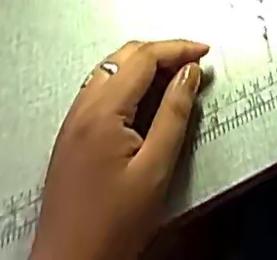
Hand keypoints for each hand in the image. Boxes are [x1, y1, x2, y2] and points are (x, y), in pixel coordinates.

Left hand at [31, 40, 208, 259]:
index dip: (178, 49)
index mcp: (101, 113)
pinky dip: (129, 83)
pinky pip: (101, 91)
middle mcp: (81, 111)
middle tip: (193, 63)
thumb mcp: (155, 168)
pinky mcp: (71, 140)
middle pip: (125, 57)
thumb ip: (175, 113)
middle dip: (162, 52)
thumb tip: (190, 72)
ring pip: (111, 70)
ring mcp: (72, 124)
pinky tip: (147, 101)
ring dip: (145, 65)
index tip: (205, 52)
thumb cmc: (112, 227)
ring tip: (176, 79)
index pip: (143, 58)